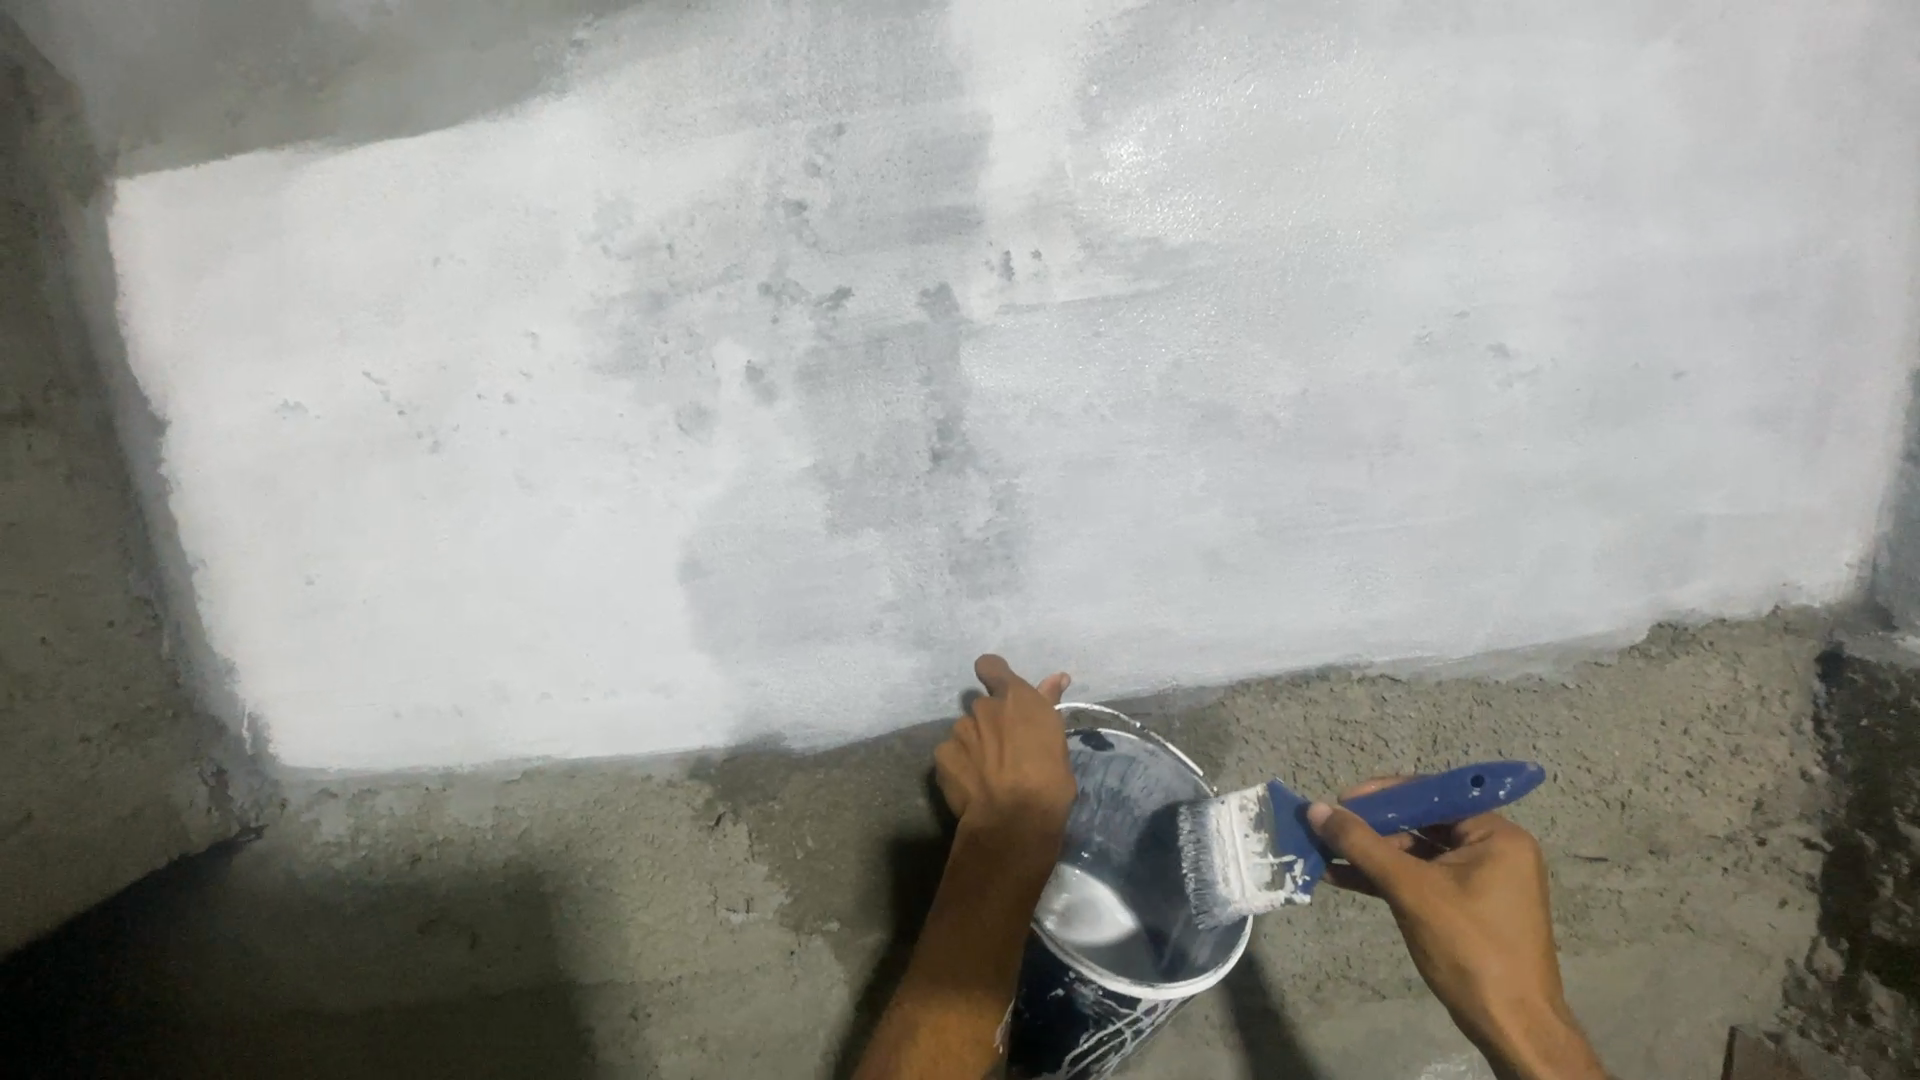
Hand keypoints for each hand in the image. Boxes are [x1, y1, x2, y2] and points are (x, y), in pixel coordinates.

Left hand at [933, 655, 1074, 834]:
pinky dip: (959, 765)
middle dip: (990, 723)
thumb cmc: (1049, 778)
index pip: (990, 666)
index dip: (992, 674)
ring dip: (975, 745)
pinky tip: (972, 784)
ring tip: (989, 773)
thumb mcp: (1056, 737)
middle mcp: (983, 707)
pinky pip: (951, 754)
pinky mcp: (942, 756)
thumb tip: (1057, 677)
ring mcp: (959, 731)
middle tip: (1005, 749)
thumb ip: (1048, 702)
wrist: (1015, 819)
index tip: (1000, 690)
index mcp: (1014, 697)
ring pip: (966, 732)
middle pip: (982, 707)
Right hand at [1309, 778, 1605, 1079]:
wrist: (1512, 1027)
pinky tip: (1341, 876)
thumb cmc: (1469, 946)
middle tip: (1329, 827)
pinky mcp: (1464, 906)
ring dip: (1370, 853)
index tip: (1343, 800)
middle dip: (1371, 826)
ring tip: (1324, 851)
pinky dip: (1383, 876)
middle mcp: (1492, 850)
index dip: (1385, 794)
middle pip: (1421, 823)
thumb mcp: (1410, 888)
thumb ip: (1361, 844)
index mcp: (1496, 836)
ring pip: (1414, 852)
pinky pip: (1418, 877)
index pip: (1434, 795)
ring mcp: (1479, 880)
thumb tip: (1316, 808)